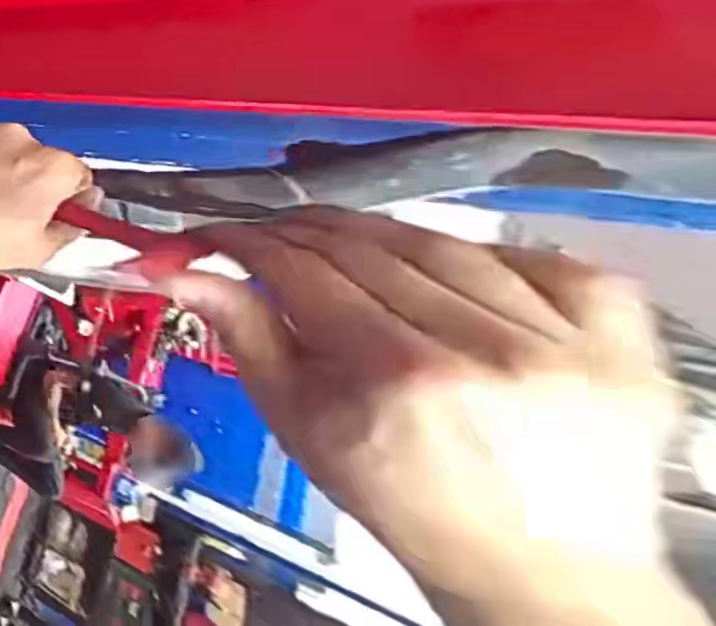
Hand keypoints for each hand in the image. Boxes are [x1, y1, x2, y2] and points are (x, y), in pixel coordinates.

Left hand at [0, 119, 92, 272]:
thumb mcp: (32, 252)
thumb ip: (66, 231)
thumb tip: (73, 221)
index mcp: (51, 166)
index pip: (80, 179)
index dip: (68, 202)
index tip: (54, 215)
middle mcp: (18, 137)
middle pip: (38, 161)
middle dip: (28, 185)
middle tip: (6, 215)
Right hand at [163, 207, 704, 625]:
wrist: (535, 569)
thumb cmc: (392, 492)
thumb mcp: (292, 412)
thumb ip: (239, 326)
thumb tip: (176, 268)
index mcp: (394, 369)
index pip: (296, 265)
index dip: (241, 240)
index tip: (211, 235)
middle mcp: (484, 346)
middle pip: (359, 245)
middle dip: (292, 232)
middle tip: (260, 239)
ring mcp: (566, 345)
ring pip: (437, 242)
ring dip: (369, 234)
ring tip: (336, 245)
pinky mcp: (625, 348)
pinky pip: (546, 264)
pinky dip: (485, 253)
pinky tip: (449, 269)